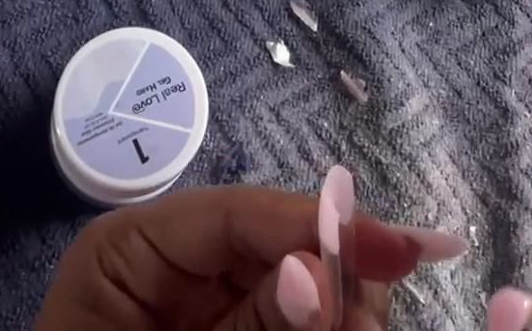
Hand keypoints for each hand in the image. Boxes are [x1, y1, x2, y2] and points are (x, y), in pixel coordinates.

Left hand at [35, 170, 466, 330]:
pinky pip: (287, 319)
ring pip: (295, 284)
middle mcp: (173, 263)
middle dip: (338, 273)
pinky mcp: (231, 330)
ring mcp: (205, 303)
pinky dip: (327, 325)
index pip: (236, 213)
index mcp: (132, 248)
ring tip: (365, 325)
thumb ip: (252, 324)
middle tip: (385, 306)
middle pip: (276, 245)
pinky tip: (353, 322)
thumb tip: (320, 274)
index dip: (318, 222)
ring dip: (340, 307)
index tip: (399, 246)